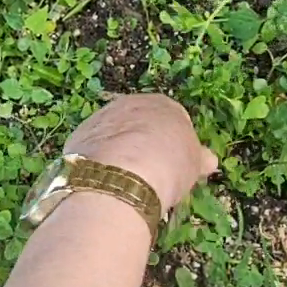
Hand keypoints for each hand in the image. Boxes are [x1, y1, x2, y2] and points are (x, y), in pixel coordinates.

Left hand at [63, 93, 217, 210]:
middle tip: (151, 174)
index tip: (176, 166)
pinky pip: (92, 148)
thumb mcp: (193, 165)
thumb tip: (208, 160)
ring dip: (118, 153)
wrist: (121, 174)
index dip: (175, 144)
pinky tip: (103, 182)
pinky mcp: (77, 137)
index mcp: (163, 104)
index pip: (173, 119)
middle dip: (145, 145)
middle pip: (139, 124)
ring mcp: (100, 118)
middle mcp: (129, 103)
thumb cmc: (168, 165)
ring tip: (125, 182)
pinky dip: (97, 163)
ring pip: (113, 135)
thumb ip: (198, 158)